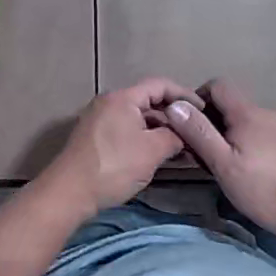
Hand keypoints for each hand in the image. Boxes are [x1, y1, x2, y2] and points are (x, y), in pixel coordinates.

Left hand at [40, 77, 200, 216]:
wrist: (71, 190)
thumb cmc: (114, 166)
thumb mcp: (152, 150)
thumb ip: (174, 136)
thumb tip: (184, 133)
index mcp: (122, 97)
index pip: (159, 85)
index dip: (184, 94)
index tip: (204, 110)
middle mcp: (109, 101)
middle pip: (148, 101)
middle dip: (173, 116)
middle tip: (197, 133)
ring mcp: (100, 118)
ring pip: (138, 117)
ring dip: (160, 130)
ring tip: (183, 148)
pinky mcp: (96, 136)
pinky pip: (127, 129)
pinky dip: (145, 138)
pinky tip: (159, 155)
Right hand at [163, 78, 275, 244]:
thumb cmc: (268, 191)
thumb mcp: (224, 164)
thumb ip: (198, 133)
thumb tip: (174, 104)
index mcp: (247, 113)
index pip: (216, 84)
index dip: (198, 98)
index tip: (189, 125)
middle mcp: (267, 115)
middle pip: (232, 106)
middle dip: (212, 123)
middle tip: (204, 154)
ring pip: (248, 124)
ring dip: (231, 137)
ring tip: (227, 168)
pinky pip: (265, 138)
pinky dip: (251, 147)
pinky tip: (255, 176)